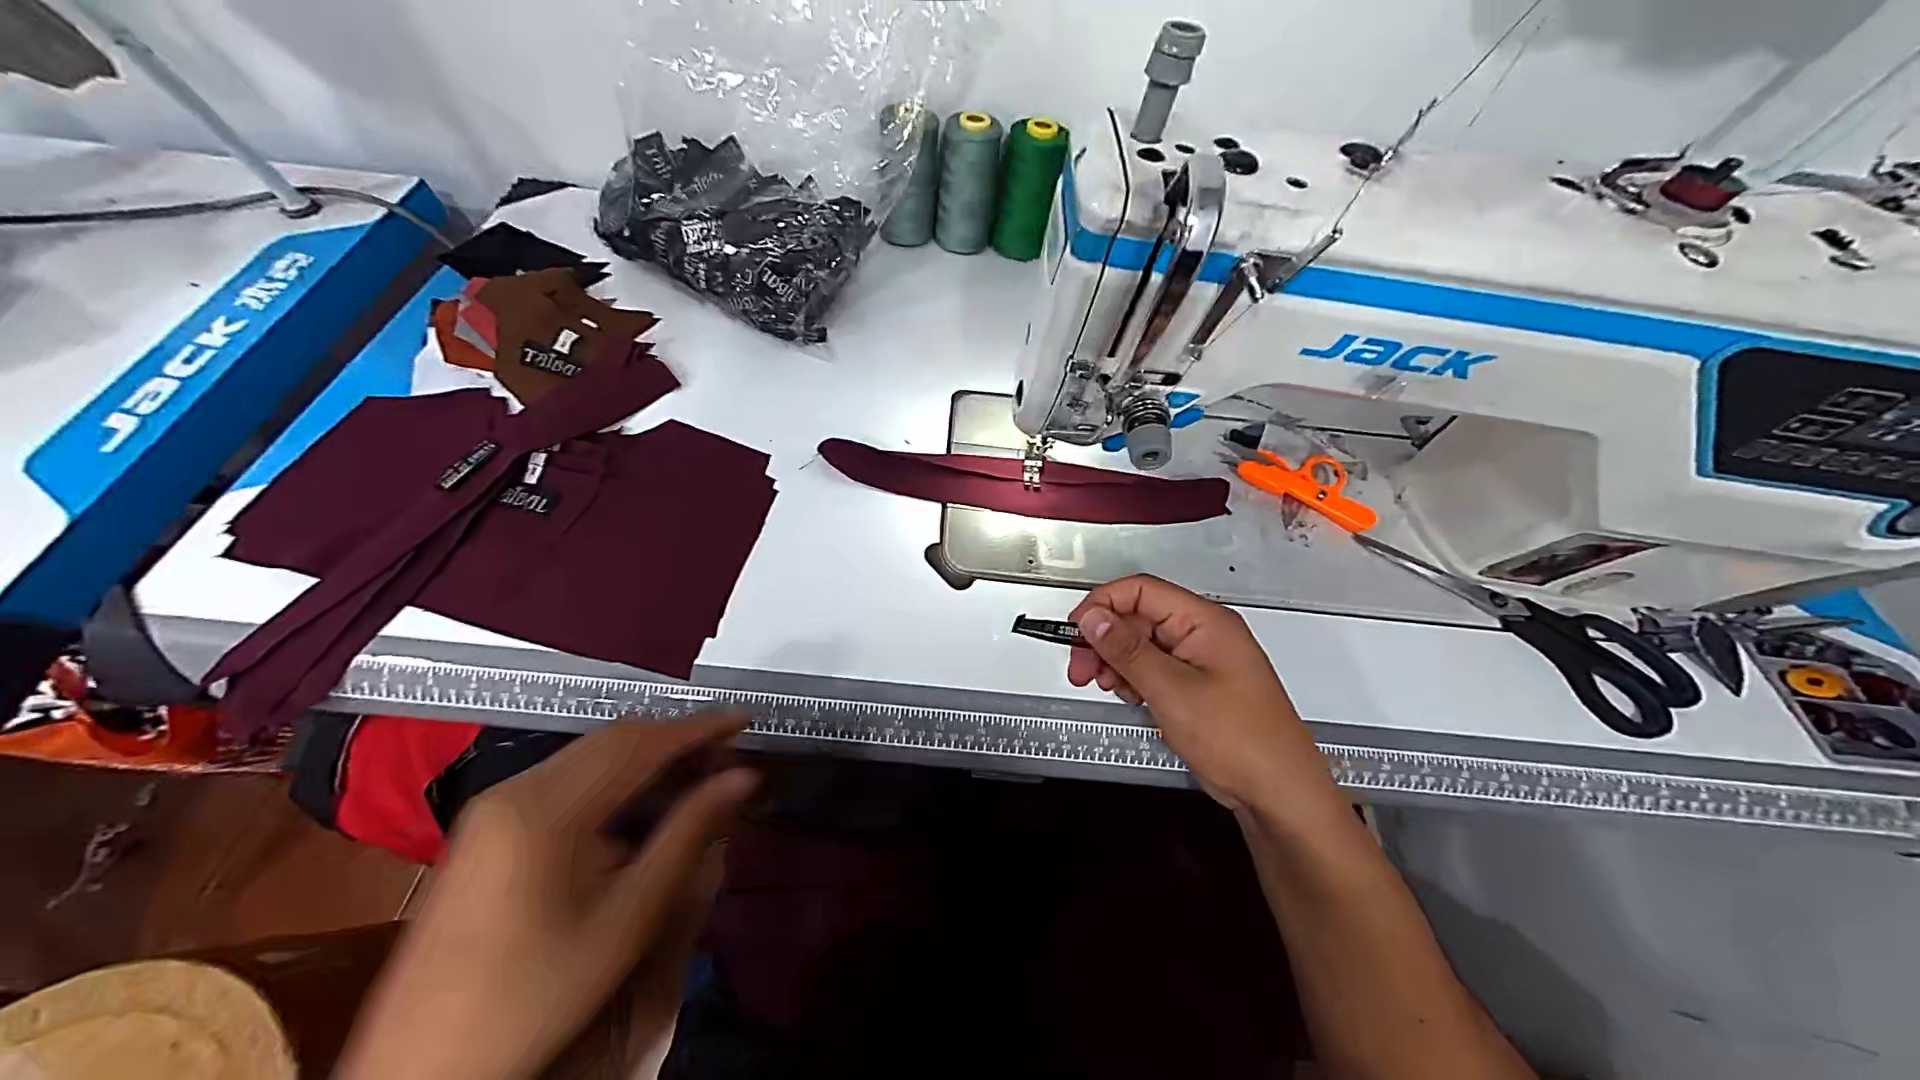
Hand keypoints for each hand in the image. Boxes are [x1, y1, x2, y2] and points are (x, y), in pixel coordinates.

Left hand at [336, 714, 758, 1079]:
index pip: (640, 742)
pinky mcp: (489, 823)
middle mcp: (515, 789)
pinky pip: (568, 776)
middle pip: (614, 739)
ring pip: (591, 754)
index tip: (746, 721)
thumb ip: (689, 835)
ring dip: (647, 757)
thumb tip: (742, 778)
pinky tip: (641, 803)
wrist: (424, 1064)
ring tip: (695, 778)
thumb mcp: (629, 917)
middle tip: (727, 758)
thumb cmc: (537, 994)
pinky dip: (616, 776)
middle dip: (676, 739)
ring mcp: (495, 804)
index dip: (699, 727)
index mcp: (545, 808)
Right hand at [1068, 575, 1335, 813]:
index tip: (1077, 629)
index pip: (1140, 590)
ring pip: (1142, 643)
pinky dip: (1133, 677)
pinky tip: (1128, 693)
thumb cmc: (1246, 742)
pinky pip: (1154, 667)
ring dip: (1115, 660)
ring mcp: (1199, 659)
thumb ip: (1128, 650)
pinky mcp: (1195, 683)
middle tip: (1081, 665)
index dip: (1102, 605)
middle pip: (1137, 617)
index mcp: (1204, 621)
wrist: (1278, 792)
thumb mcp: (1172, 690)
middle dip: (1104, 639)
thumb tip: (1096, 618)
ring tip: (1104, 683)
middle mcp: (1203, 633)